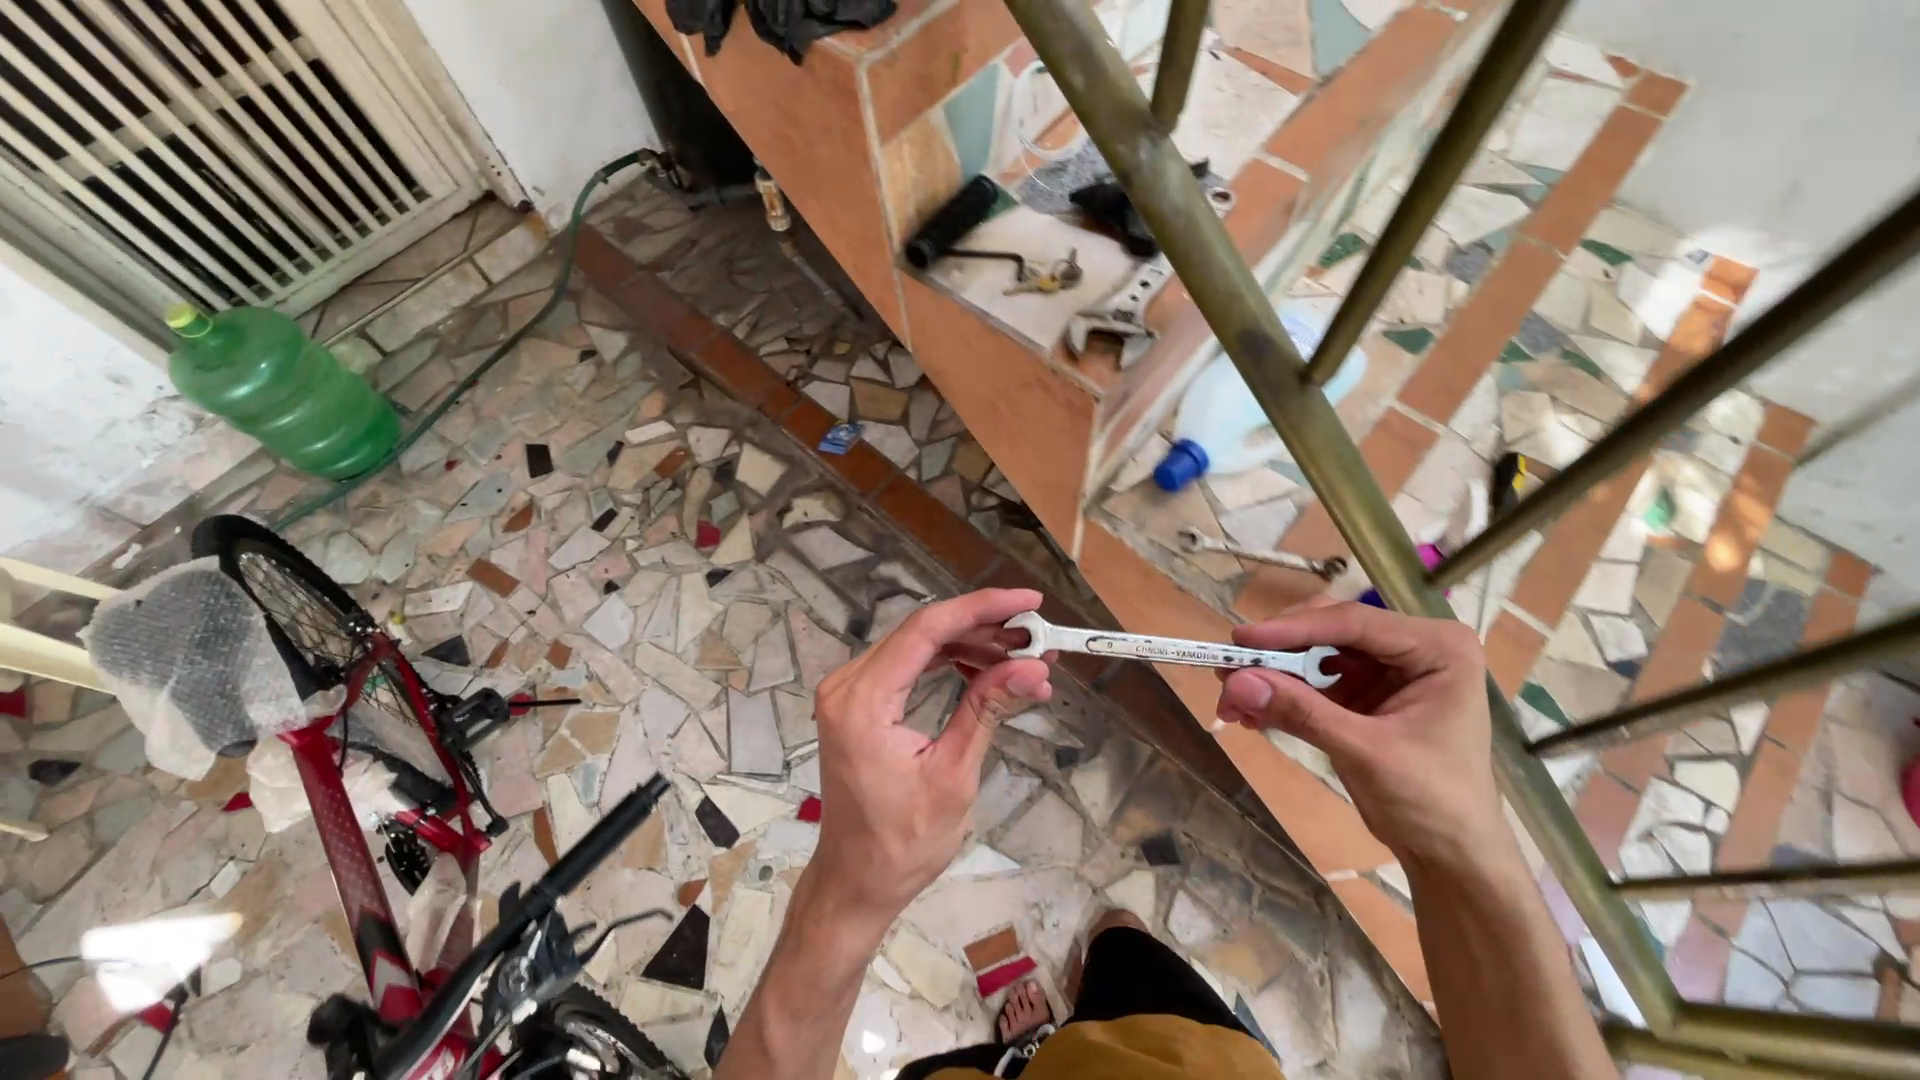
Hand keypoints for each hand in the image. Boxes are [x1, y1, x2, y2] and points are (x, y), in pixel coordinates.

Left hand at [806, 589, 1053, 926]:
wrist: (857, 879)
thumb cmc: (903, 841)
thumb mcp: (953, 774)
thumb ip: (987, 709)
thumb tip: (1035, 668)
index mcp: (863, 701)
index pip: (927, 630)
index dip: (982, 608)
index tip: (1029, 601)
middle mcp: (846, 684)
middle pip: (922, 631)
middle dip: (983, 627)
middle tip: (1036, 637)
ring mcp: (847, 692)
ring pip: (916, 645)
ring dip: (968, 645)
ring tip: (1021, 658)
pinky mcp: (855, 703)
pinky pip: (905, 665)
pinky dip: (945, 662)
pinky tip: (983, 669)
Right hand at [1214, 601, 1503, 867]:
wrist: (1451, 855)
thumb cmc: (1432, 801)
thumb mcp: (1365, 752)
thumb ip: (1302, 712)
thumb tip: (1235, 682)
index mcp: (1437, 648)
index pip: (1354, 623)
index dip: (1293, 629)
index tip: (1240, 638)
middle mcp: (1413, 647)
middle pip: (1329, 631)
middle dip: (1277, 652)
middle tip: (1229, 670)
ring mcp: (1386, 670)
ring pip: (1314, 654)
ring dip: (1271, 674)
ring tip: (1230, 699)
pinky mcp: (1364, 693)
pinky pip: (1312, 681)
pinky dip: (1281, 695)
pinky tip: (1250, 713)